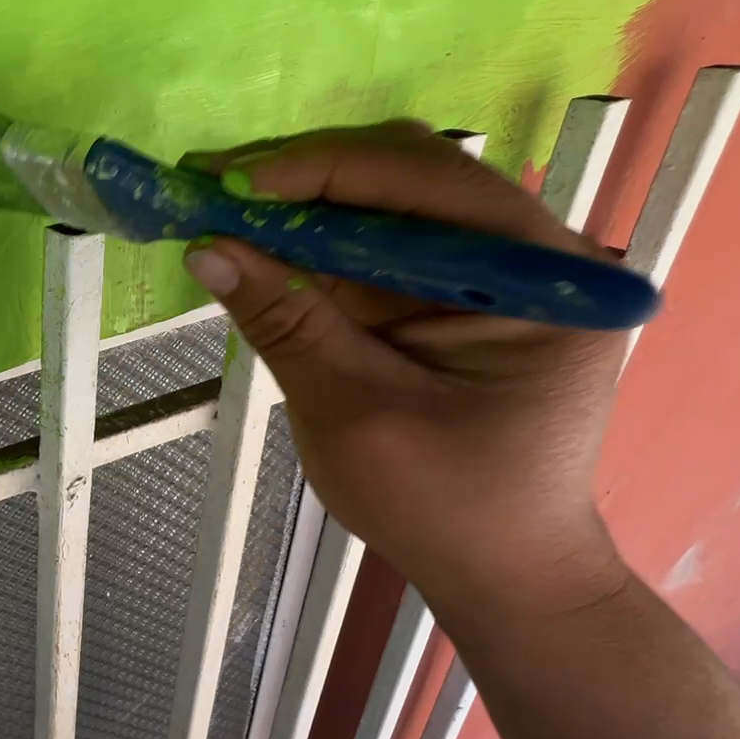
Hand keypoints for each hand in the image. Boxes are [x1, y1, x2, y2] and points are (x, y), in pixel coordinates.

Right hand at [181, 121, 631, 614]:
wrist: (496, 568)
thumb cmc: (440, 503)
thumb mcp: (351, 410)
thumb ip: (283, 321)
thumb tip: (204, 248)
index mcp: (535, 278)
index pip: (424, 183)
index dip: (319, 170)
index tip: (227, 184)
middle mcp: (517, 255)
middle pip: (402, 174)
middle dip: (300, 174)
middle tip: (207, 185)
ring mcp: (476, 271)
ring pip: (378, 200)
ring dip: (294, 200)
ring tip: (214, 203)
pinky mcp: (437, 294)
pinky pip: (365, 244)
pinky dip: (303, 238)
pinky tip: (252, 238)